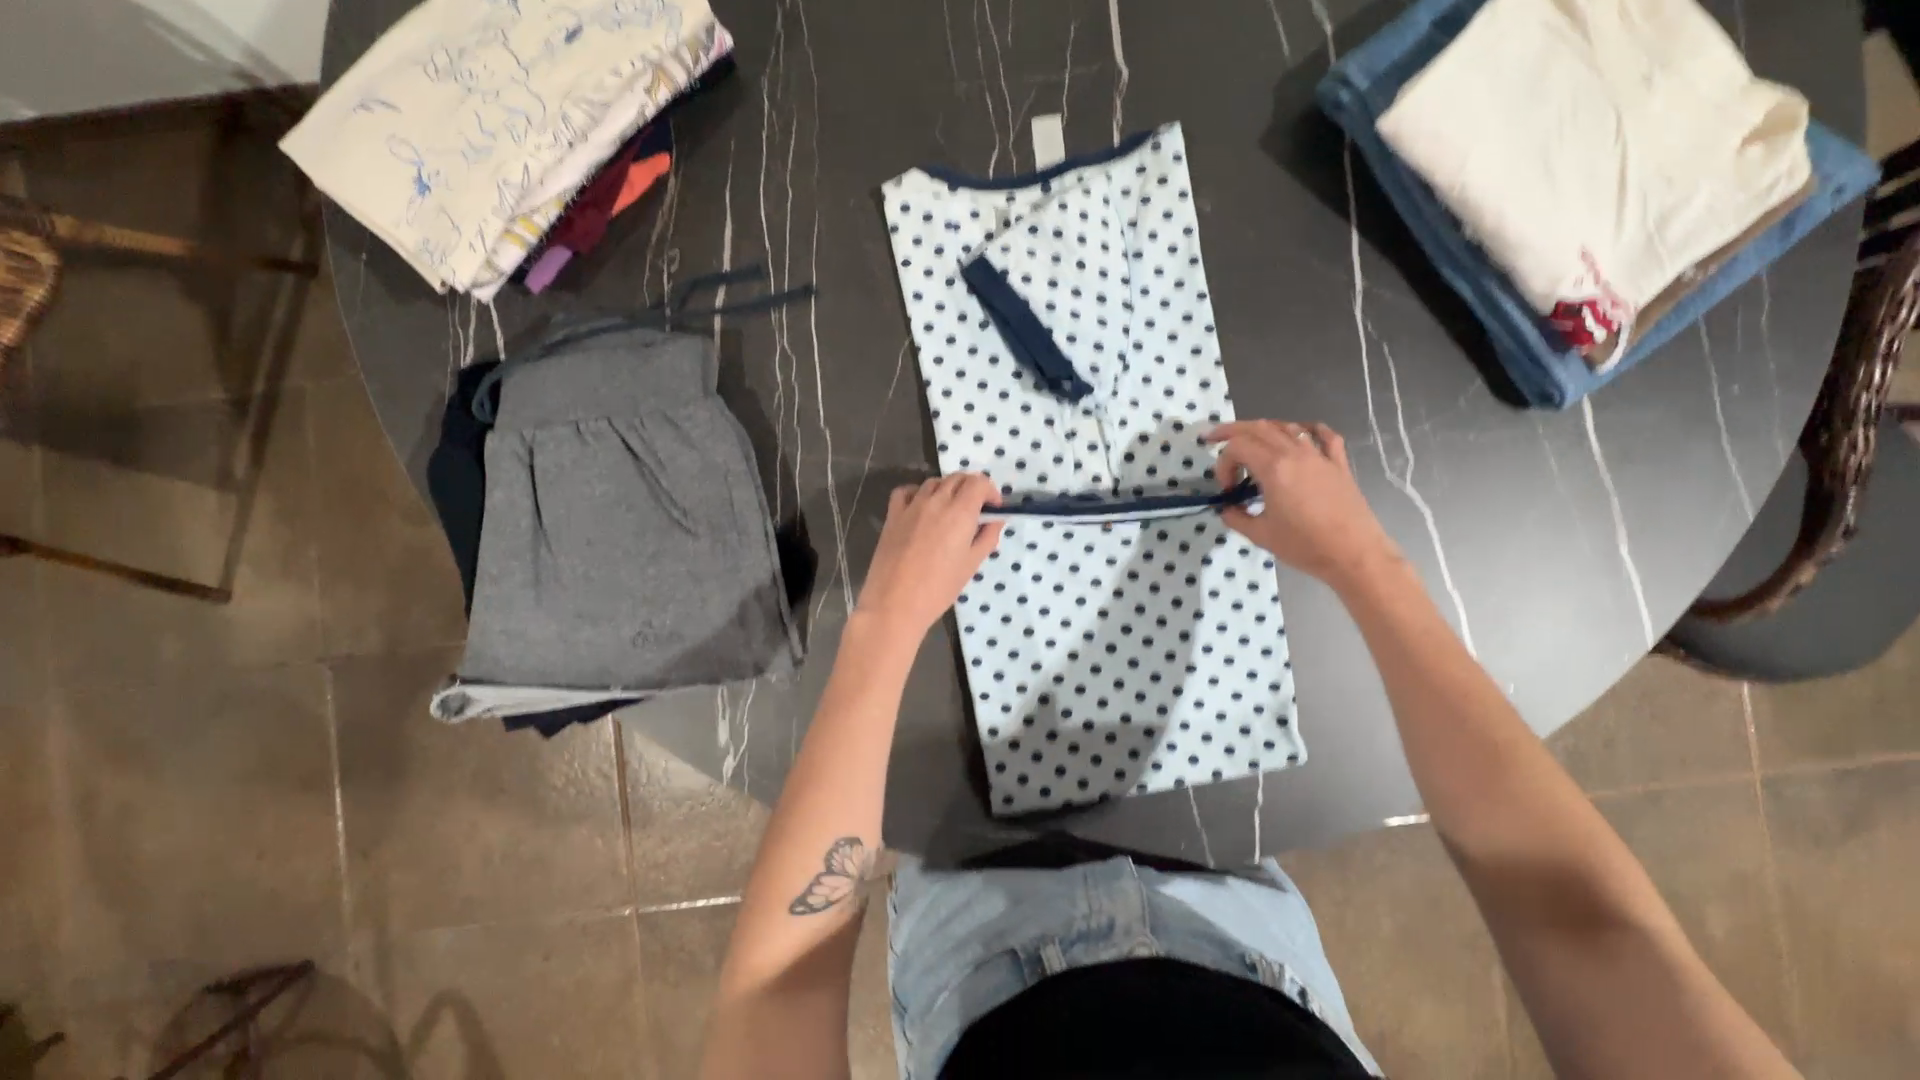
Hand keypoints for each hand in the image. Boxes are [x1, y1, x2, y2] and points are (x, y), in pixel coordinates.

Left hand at [855, 474, 1004, 637]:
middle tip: (975, 510)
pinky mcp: (893, 515)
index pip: (979, 482)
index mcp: (960, 512)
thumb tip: (994, 520)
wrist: (895, 603)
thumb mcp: (971, 564)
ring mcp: (912, 506)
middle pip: (957, 478)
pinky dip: (918, 493)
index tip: (993, 508)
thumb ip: (987, 537)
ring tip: (950, 511)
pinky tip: (922, 508)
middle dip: (971, 488)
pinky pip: (907, 491)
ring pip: (934, 482)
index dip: (990, 491)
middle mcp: (936, 501)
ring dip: (947, 489)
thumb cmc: (939, 588)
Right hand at [1205, 420, 1401, 589]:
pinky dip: (1309, 429)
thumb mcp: (1261, 536)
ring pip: (1287, 427)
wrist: (1354, 554)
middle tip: (1214, 438)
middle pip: (1259, 428)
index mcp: (1274, 469)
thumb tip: (1227, 509)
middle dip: (1232, 431)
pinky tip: (1301, 433)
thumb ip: (1237, 518)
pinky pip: (1324, 436)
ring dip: (1264, 429)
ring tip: (1252, 440)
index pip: (1238, 447)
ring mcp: (1319, 456)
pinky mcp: (1338, 465)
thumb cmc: (1305, 546)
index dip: (1223, 463)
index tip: (1226, 489)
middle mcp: (1295, 454)